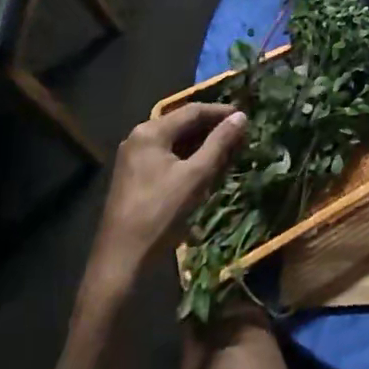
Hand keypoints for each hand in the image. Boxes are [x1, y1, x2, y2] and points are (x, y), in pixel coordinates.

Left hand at [88, 104, 246, 286]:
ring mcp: (134, 157)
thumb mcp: (195, 177)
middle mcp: (139, 137)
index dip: (221, 112)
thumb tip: (241, 117)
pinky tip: (205, 169)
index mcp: (151, 132)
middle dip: (212, 129)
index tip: (246, 118)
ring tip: (229, 152)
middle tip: (241, 137)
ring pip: (175, 142)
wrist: (121, 258)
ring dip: (202, 145)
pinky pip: (167, 156)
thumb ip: (219, 144)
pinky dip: (188, 158)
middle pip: (182, 124)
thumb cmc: (160, 214)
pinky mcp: (135, 175)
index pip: (193, 111)